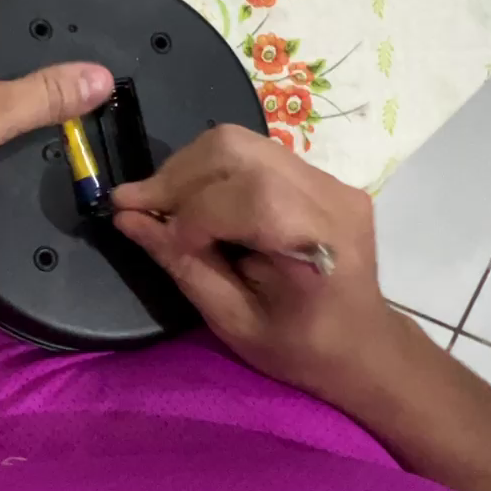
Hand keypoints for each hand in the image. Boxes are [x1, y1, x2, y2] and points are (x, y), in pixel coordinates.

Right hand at [110, 125, 424, 402]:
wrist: (363, 346)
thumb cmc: (298, 348)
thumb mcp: (232, 321)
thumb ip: (182, 265)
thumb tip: (127, 219)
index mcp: (319, 245)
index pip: (246, 197)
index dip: (189, 213)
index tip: (154, 234)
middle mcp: (329, 196)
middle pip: (235, 151)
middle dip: (175, 176)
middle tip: (139, 205)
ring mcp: (328, 179)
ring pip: (237, 142)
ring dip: (187, 168)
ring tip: (163, 202)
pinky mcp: (319, 175)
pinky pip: (251, 154)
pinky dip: (208, 171)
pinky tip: (195, 202)